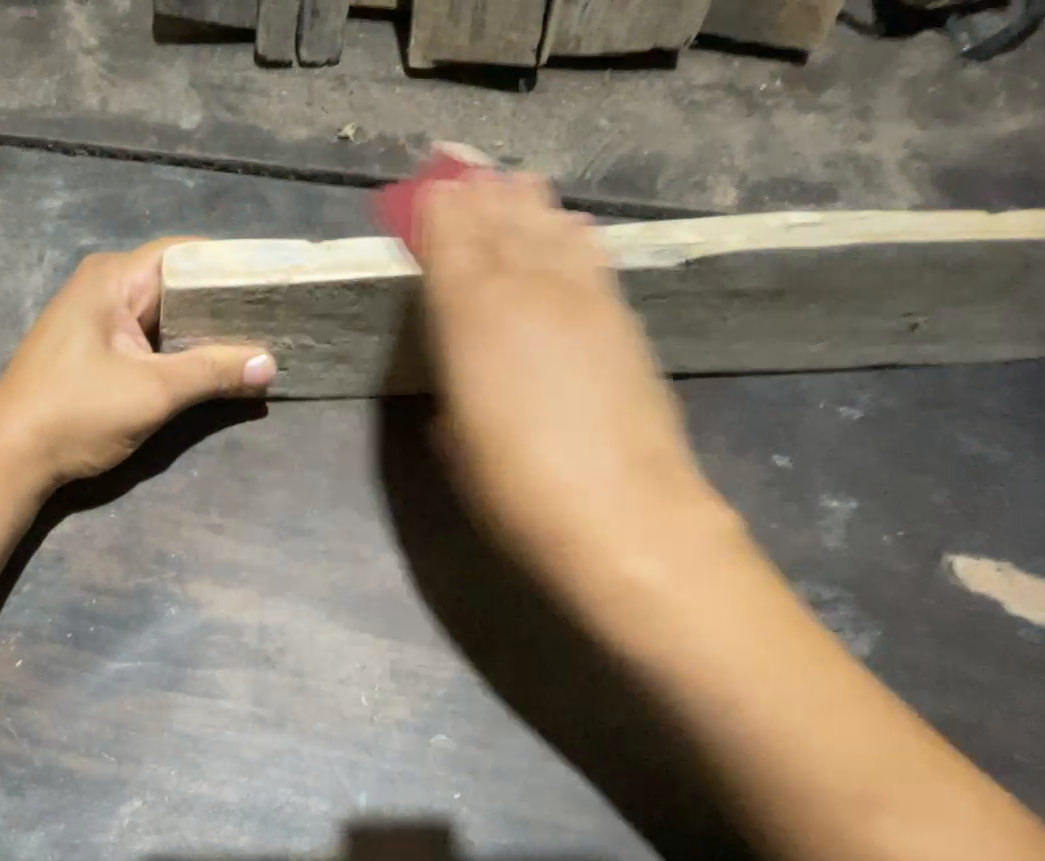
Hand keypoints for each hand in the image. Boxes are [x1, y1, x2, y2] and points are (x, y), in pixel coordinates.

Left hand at [0, 238, 275, 489]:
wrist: (9, 457)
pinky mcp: (96, 351)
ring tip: (257, 343)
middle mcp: (105, 288)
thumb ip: (212, 373)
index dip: (231, 266)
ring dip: (205, 333)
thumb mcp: (153, 392)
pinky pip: (150, 340)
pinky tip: (214, 368)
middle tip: (276, 318)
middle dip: (224, 303)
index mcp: (113, 279)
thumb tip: (269, 364)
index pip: (186, 254)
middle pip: (177, 284)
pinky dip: (182, 352)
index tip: (276, 283)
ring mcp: (98, 321)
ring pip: (166, 316)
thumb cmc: (76, 413)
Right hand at [416, 173, 730, 583]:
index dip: (433, 208)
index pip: (449, 237)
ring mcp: (583, 297)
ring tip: (509, 180)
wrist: (623, 515)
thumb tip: (461, 370)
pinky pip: (590, 256)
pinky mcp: (623, 318)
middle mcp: (527, 288)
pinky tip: (568, 223)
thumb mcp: (454, 441)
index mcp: (471, 316)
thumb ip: (451, 387)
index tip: (421, 186)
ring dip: (523, 201)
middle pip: (497, 220)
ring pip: (548, 227)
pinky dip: (570, 233)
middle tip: (456, 161)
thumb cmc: (515, 490)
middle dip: (473, 190)